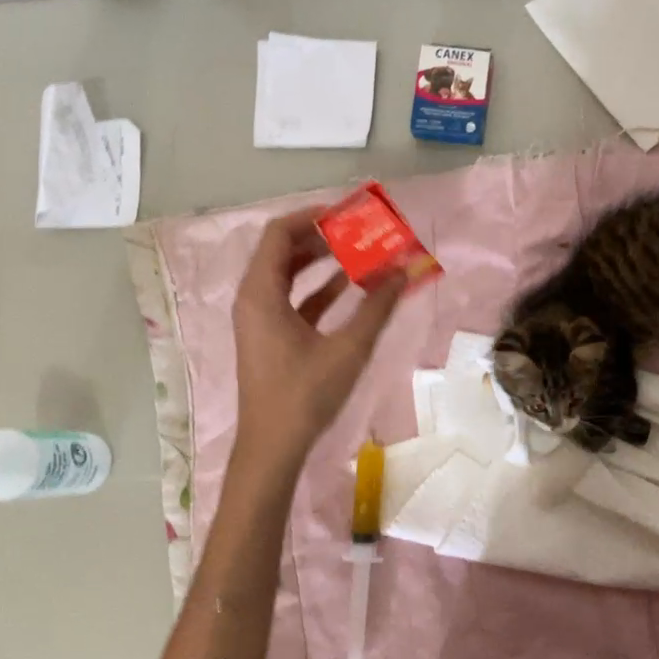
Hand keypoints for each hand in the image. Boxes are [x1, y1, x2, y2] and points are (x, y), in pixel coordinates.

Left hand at [232, 207, 403, 449]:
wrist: (273, 447)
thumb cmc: (305, 395)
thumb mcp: (347, 349)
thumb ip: (377, 307)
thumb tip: (405, 271)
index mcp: (260, 293)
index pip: (279, 234)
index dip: (313, 217)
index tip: (348, 212)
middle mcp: (254, 299)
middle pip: (283, 250)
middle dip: (323, 237)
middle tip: (361, 229)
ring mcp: (261, 319)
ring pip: (289, 275)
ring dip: (323, 261)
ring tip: (362, 250)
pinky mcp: (272, 337)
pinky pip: (295, 299)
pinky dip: (321, 288)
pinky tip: (354, 285)